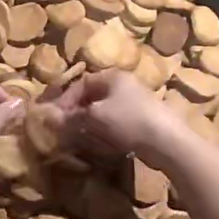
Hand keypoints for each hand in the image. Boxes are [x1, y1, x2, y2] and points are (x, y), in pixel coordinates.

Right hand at [50, 70, 198, 168]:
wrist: (168, 142)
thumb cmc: (128, 120)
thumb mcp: (94, 117)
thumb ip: (70, 116)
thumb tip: (49, 118)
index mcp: (112, 76)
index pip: (80, 83)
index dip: (65, 99)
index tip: (56, 115)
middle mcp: (124, 84)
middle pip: (92, 95)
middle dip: (76, 110)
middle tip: (66, 125)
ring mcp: (135, 101)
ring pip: (104, 108)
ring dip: (89, 121)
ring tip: (80, 134)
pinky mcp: (143, 118)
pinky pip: (116, 119)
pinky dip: (104, 128)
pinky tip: (100, 139)